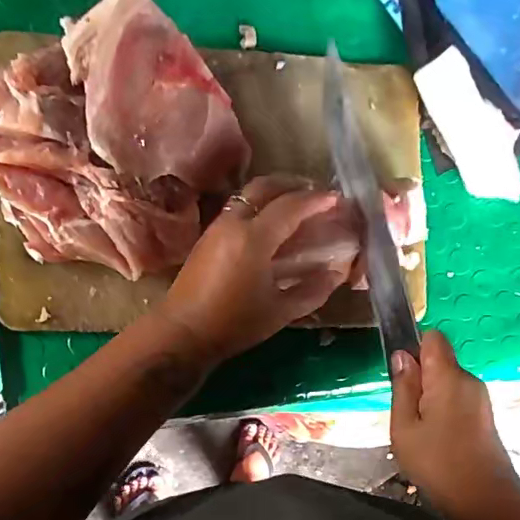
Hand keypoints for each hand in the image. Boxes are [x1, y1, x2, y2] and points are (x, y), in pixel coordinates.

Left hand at [155, 176, 350, 363]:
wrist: (182, 333)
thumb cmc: (234, 324)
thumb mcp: (280, 312)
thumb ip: (312, 291)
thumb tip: (336, 273)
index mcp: (254, 238)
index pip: (291, 206)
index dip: (317, 200)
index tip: (337, 200)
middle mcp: (234, 223)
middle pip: (266, 186)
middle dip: (294, 185)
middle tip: (317, 196)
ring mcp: (217, 227)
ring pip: (248, 194)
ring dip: (274, 193)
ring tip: (296, 207)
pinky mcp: (207, 237)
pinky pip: (238, 208)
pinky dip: (259, 206)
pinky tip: (270, 225)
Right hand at [389, 330, 519, 519]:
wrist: (485, 501)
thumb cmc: (438, 464)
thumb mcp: (404, 428)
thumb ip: (402, 388)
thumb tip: (402, 356)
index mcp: (449, 377)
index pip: (433, 337)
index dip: (412, 348)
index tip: (399, 375)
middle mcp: (469, 380)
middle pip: (439, 361)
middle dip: (418, 378)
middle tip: (404, 413)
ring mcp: (480, 398)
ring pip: (446, 383)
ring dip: (428, 398)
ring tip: (417, 431)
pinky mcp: (484, 416)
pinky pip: (456, 400)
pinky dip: (441, 411)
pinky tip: (434, 440)